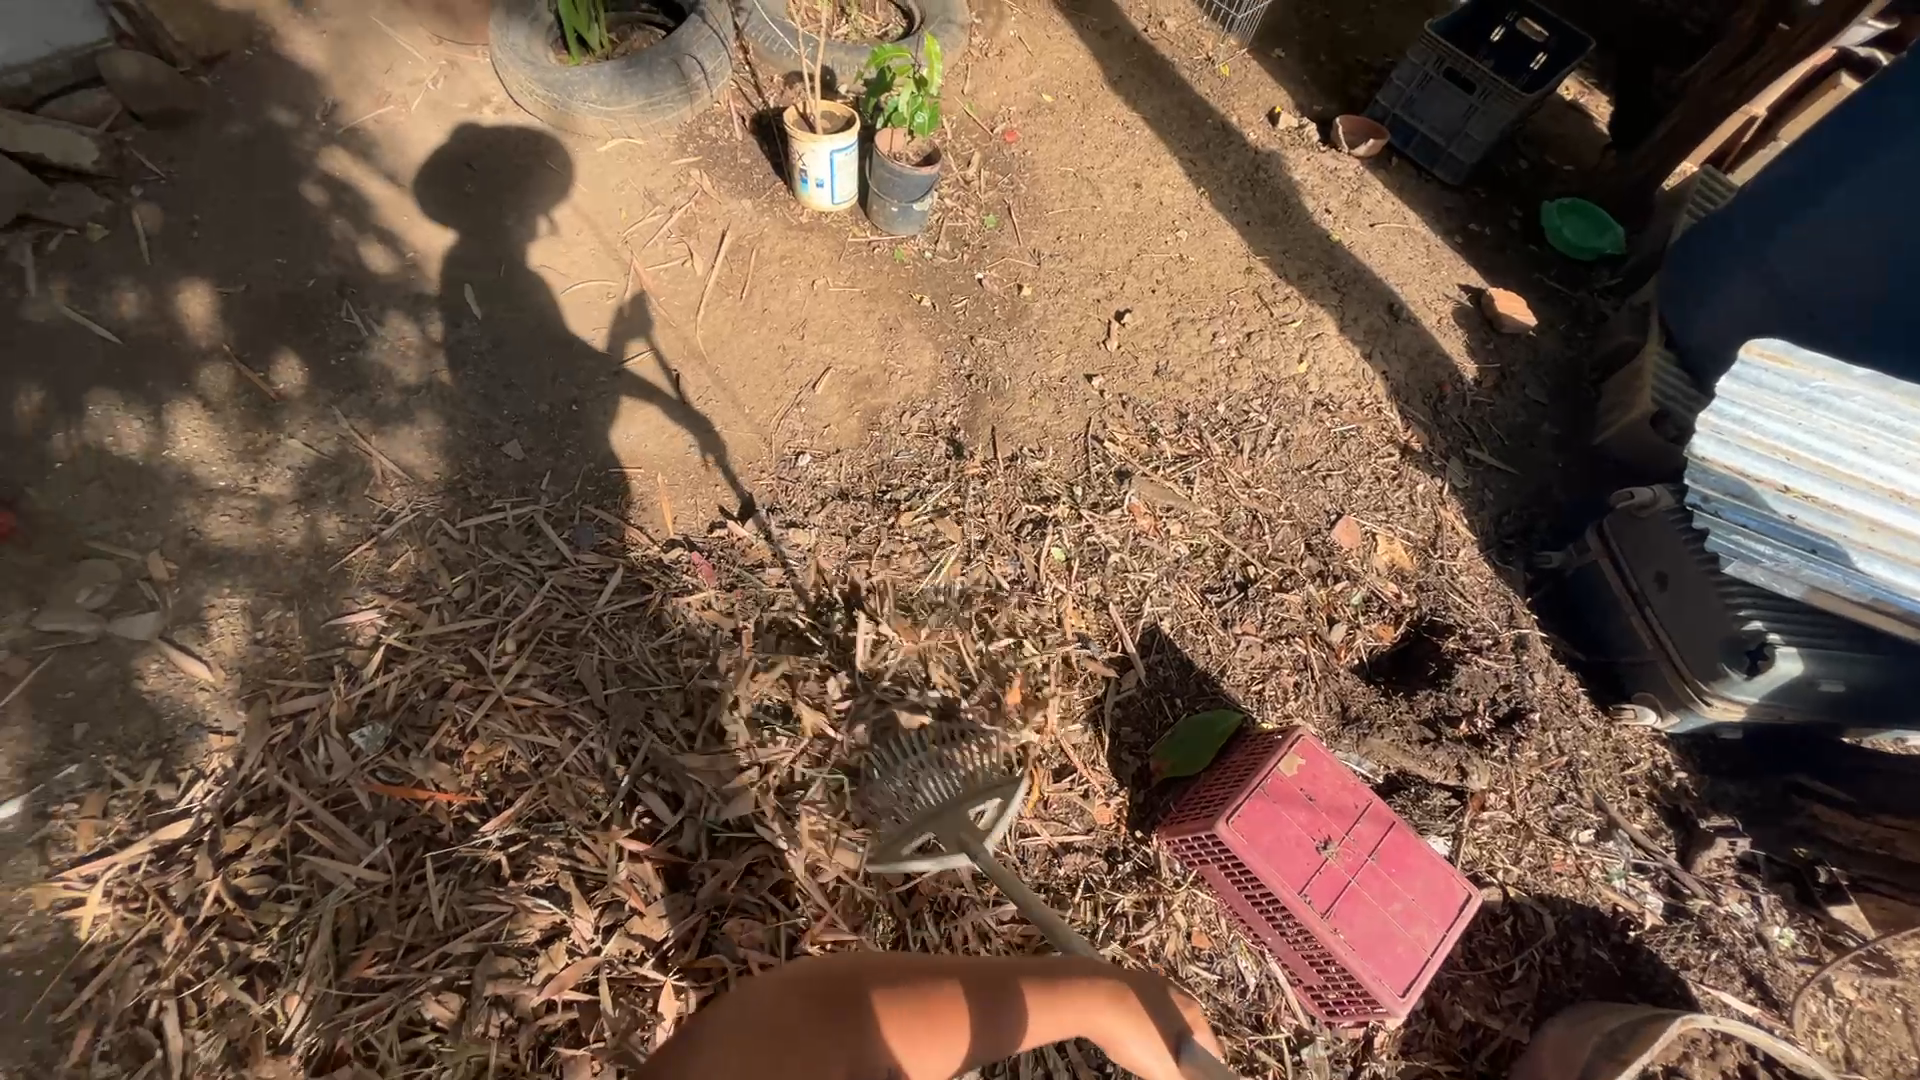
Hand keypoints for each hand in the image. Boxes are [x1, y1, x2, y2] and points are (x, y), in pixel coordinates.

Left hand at [1089, 971, 1225, 1079]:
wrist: (1088, 994)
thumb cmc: (1133, 1033)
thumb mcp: (1164, 1071)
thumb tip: (1182, 1076)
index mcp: (1194, 1011)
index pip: (1212, 1052)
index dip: (1202, 1075)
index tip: (1183, 1079)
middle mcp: (1177, 992)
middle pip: (1186, 1036)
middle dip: (1177, 1058)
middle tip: (1160, 1071)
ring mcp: (1152, 983)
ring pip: (1162, 1023)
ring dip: (1156, 1044)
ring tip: (1139, 1056)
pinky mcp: (1128, 981)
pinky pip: (1141, 1013)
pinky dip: (1137, 1027)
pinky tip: (1122, 1035)